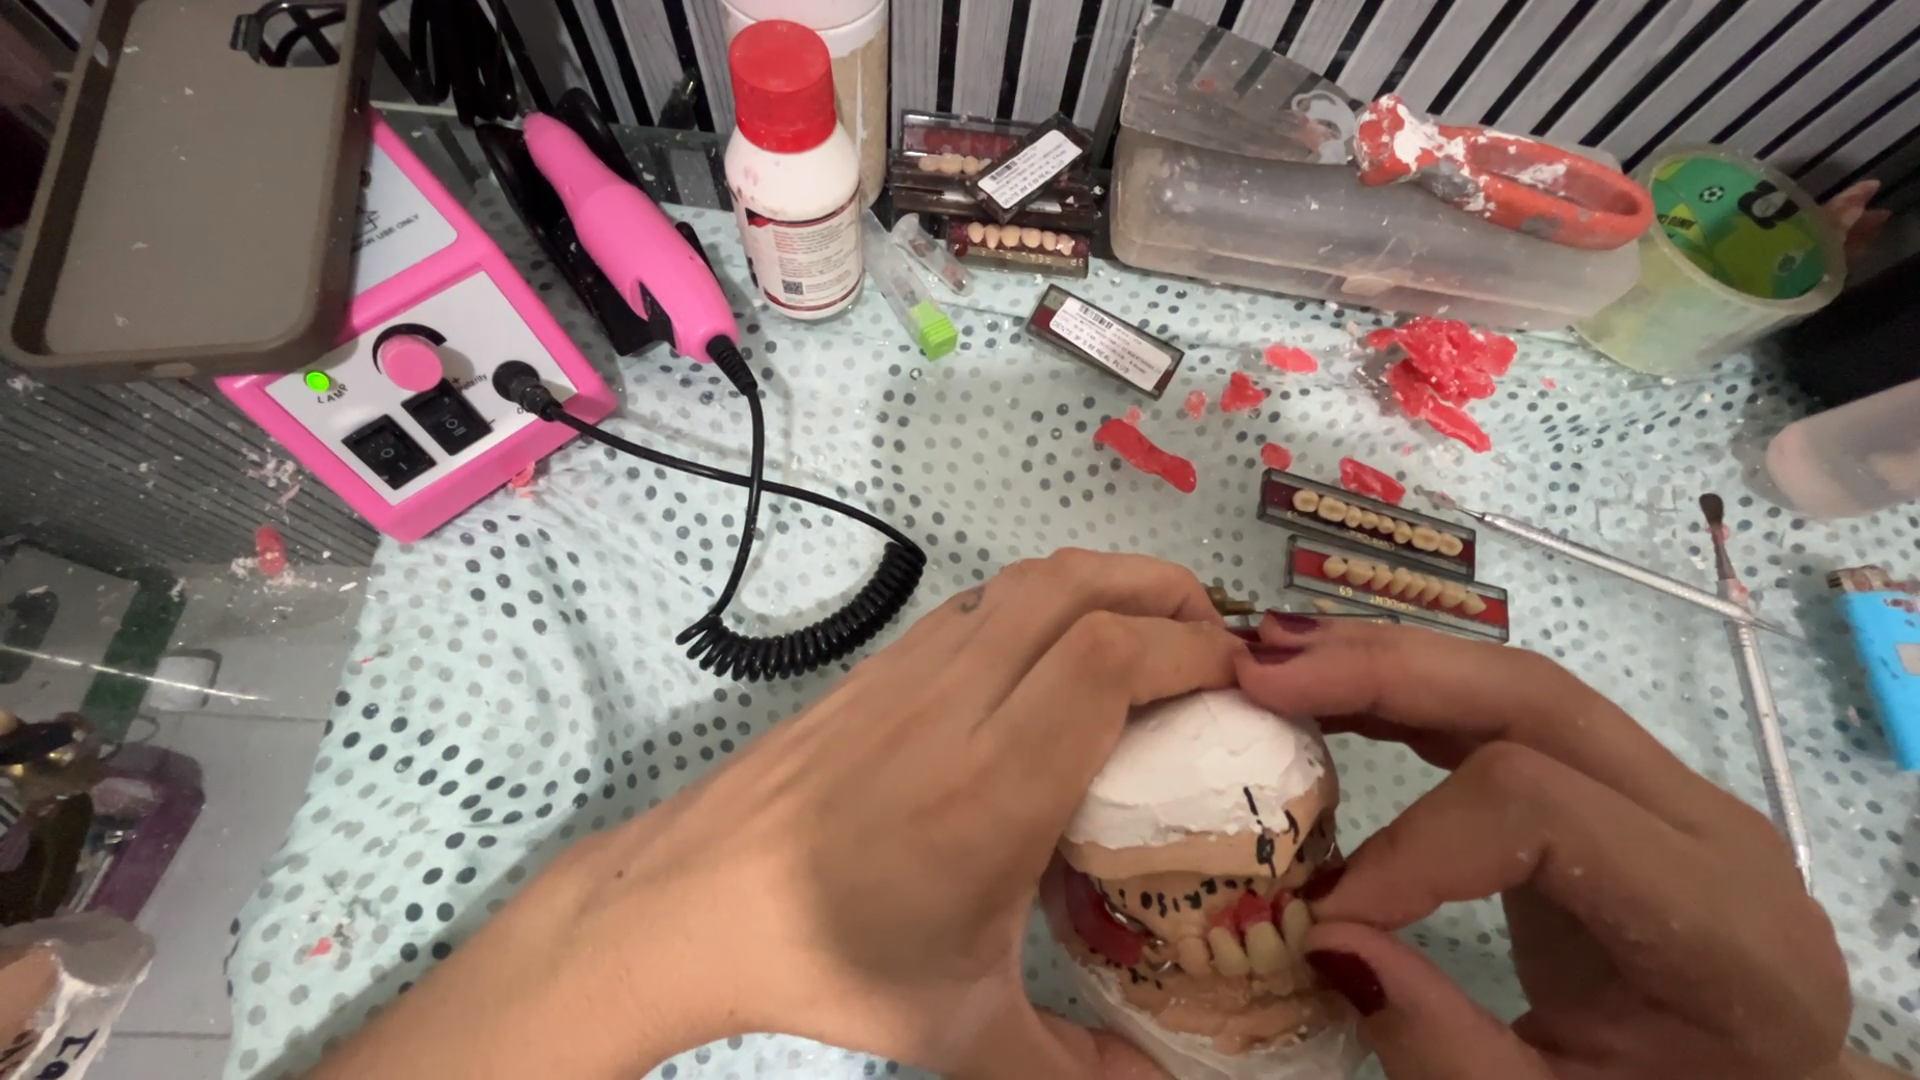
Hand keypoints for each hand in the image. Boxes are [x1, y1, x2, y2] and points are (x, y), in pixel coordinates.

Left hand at [309, 550, 1244, 1079]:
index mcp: (997, 784)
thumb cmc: (833, 963)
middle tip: (1211, 632)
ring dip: (1102, 579)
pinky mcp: (883, 663)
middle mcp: (960, 701)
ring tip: (1148, 620)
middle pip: (1075, 590)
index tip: (1234, 674)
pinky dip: (1041, 596)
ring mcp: (913, 669)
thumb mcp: (964, 1036)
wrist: (696, 898)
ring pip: (1025, 578)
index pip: (1107, 661)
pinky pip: (980, 600)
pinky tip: (1055, 642)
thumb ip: (1078, 1070)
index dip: (1185, 647)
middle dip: (1161, 590)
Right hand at [1236, 614, 1850, 1079]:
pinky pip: (1487, 700)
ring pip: (1500, 675)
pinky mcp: (1596, 769)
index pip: (1539, 812)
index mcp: (1724, 925)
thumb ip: (1441, 1046)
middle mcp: (1702, 821)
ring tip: (1268, 659)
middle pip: (1524, 693)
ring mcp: (1651, 780)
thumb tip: (1321, 936)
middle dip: (1375, 674)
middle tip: (1255, 674)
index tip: (1324, 912)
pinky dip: (1394, 684)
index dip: (1411, 844)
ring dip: (1374, 659)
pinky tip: (1321, 687)